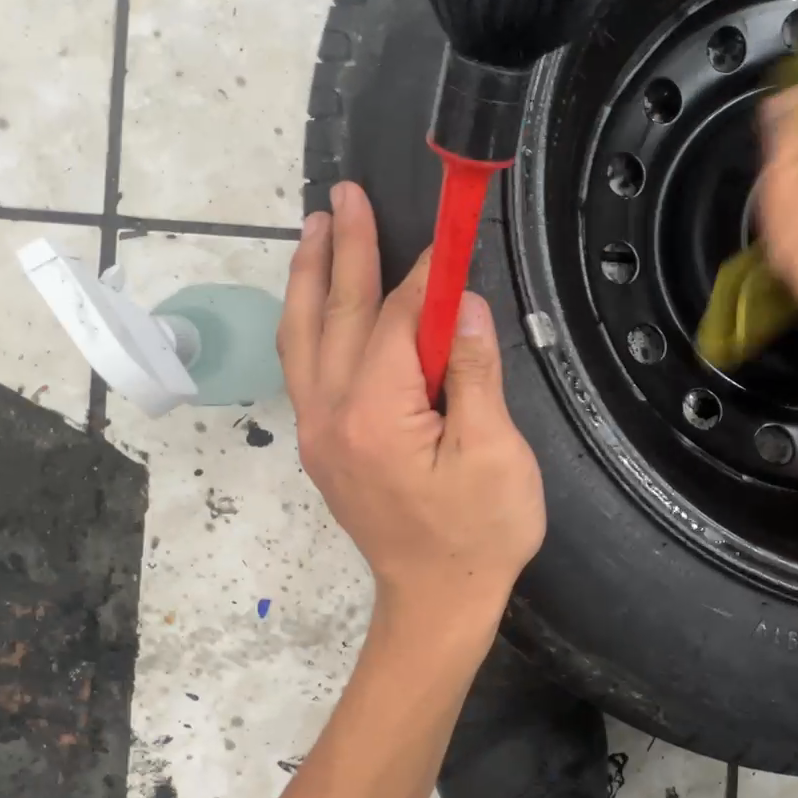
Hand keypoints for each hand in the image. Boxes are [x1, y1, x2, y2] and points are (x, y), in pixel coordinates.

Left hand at [278, 181, 545, 612]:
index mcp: (375, 413)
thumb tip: (462, 304)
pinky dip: (307, 318)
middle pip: (334, 314)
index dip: (423, 273)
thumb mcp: (494, 452)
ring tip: (315, 228)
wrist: (437, 601)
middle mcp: (331, 413)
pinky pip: (305, 363)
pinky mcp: (324, 443)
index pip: (394, 320)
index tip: (444, 233)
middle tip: (344, 196)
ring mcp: (319, 430)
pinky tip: (316, 301)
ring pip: (303, 336)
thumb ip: (473, 372)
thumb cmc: (478, 531)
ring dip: (308, 276)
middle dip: (342, 249)